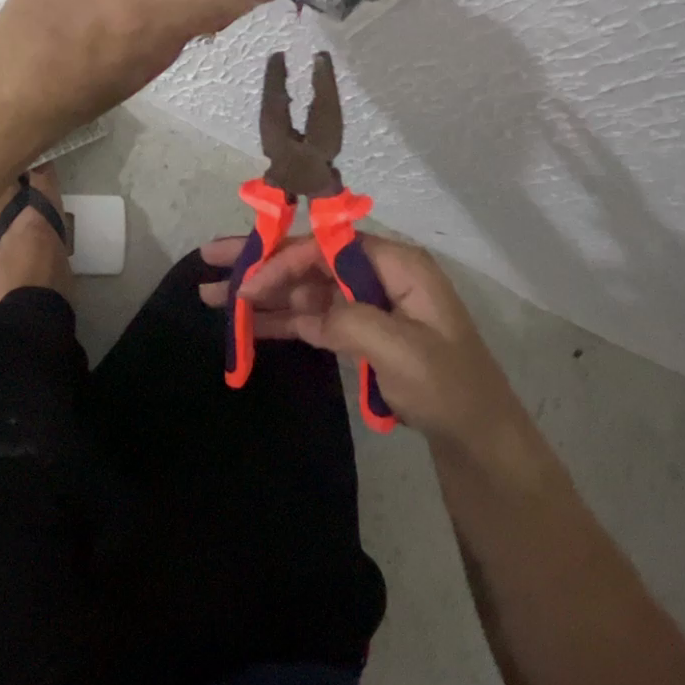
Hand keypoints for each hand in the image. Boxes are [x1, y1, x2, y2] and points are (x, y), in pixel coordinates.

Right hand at [198, 233, 525, 440]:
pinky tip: (245, 325)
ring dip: (261, 294)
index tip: (246, 283)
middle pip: (309, 260)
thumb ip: (349, 319)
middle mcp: (378, 276)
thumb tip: (306, 310)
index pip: (327, 248)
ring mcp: (366, 305)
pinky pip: (309, 318)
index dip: (283, 260)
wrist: (475, 435)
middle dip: (260, 263)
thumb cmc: (447, 387)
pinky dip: (279, 321)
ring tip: (212, 297)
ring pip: (303, 290)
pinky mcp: (357, 333)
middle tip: (209, 259)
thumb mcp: (401, 350)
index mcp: (397, 266)